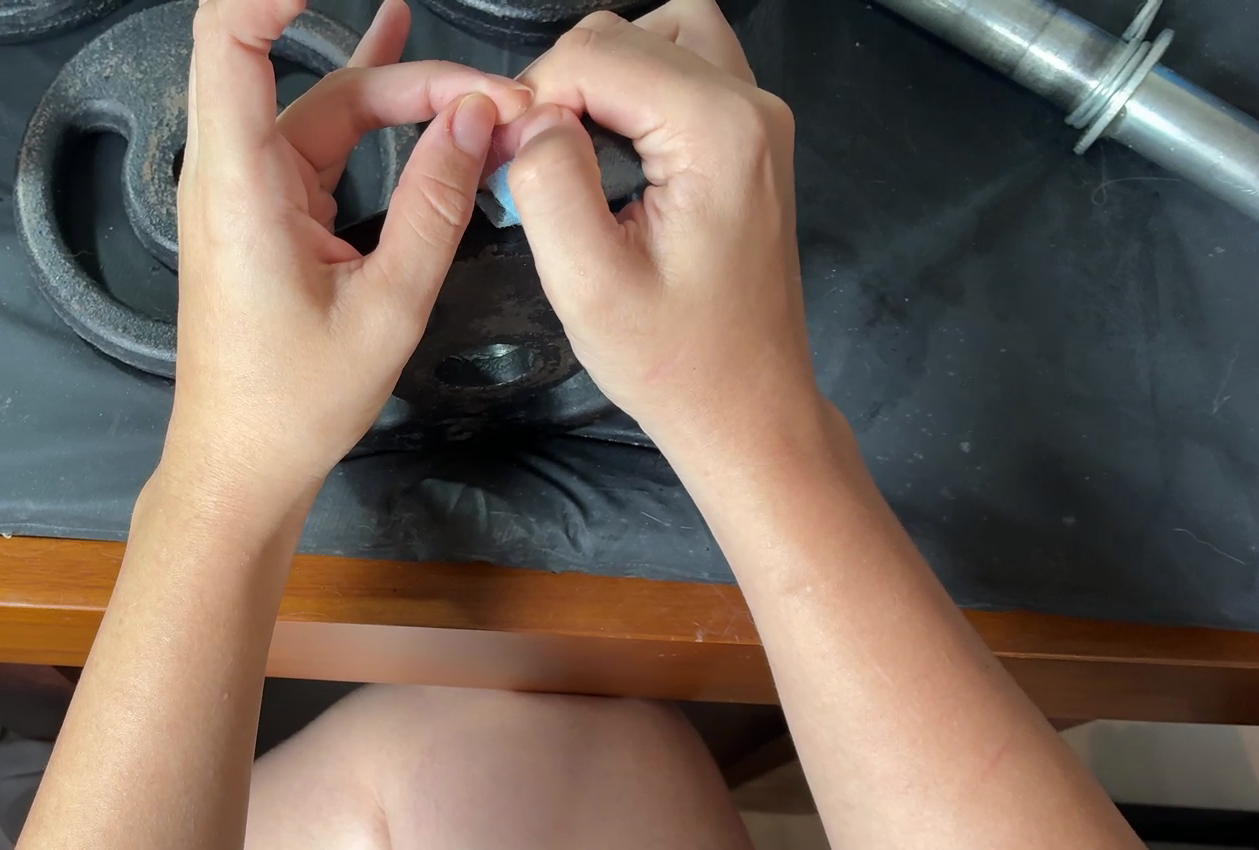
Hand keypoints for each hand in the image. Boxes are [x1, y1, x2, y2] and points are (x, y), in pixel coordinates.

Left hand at [168, 0, 530, 503]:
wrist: (243, 463)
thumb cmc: (298, 404)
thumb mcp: (386, 308)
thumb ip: (435, 206)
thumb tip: (480, 119)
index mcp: (241, 187)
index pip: (230, 35)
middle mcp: (230, 179)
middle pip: (317, 85)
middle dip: (409, 81)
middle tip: (495, 108)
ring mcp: (244, 201)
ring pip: (323, 120)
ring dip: (398, 107)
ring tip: (478, 102)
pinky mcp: (261, 224)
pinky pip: (314, 153)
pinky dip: (364, 125)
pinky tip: (401, 79)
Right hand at [498, 0, 818, 458]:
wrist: (741, 404)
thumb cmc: (666, 360)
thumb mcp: (587, 285)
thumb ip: (549, 187)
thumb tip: (529, 124)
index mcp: (715, 129)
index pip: (596, 53)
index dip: (530, 99)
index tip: (500, 166)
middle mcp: (750, 103)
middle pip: (631, 33)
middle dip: (561, 85)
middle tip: (525, 164)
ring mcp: (757, 121)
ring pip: (664, 39)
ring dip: (598, 81)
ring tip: (562, 152)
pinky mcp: (748, 146)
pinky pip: (684, 78)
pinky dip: (631, 98)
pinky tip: (603, 158)